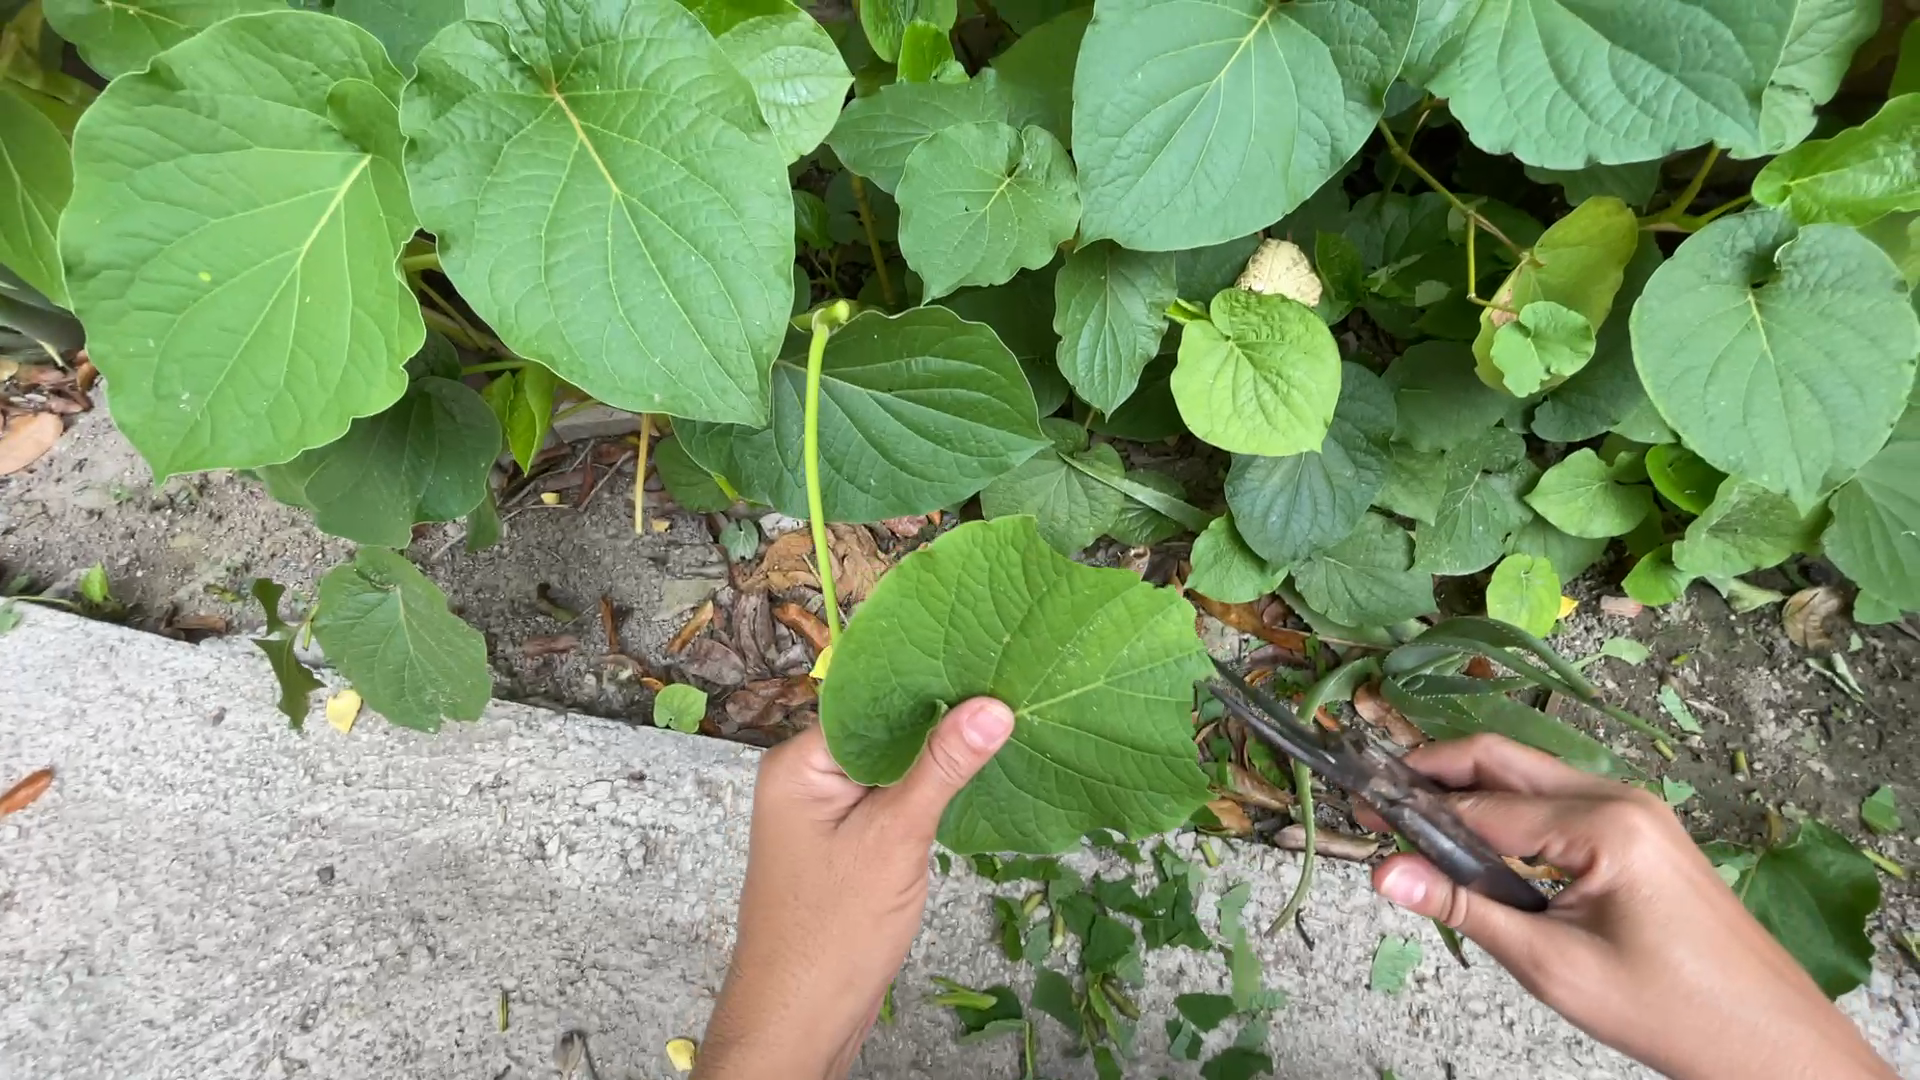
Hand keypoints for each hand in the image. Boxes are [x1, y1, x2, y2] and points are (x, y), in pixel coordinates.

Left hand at [694, 698, 1015, 1079]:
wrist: (798, 1026)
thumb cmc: (833, 932)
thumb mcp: (895, 838)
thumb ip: (942, 767)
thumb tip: (993, 706)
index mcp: (798, 762)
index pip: (869, 702)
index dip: (925, 686)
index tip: (981, 667)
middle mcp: (805, 777)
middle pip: (880, 732)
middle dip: (935, 721)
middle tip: (1000, 691)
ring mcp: (824, 810)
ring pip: (888, 766)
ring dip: (932, 757)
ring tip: (995, 722)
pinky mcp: (844, 839)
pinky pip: (888, 796)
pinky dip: (923, 789)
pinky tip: (966, 775)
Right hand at [1361, 734, 1894, 1079]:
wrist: (1785, 1056)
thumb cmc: (1670, 1014)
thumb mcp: (1553, 965)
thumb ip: (1461, 909)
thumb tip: (1380, 873)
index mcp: (1603, 823)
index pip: (1479, 804)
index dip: (1413, 808)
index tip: (1365, 815)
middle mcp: (1617, 795)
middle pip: (1498, 758)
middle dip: (1432, 772)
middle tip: (1383, 802)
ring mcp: (1632, 806)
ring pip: (1521, 772)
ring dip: (1464, 787)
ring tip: (1418, 820)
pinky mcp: (1636, 825)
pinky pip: (1550, 796)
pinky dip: (1501, 805)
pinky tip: (1479, 839)